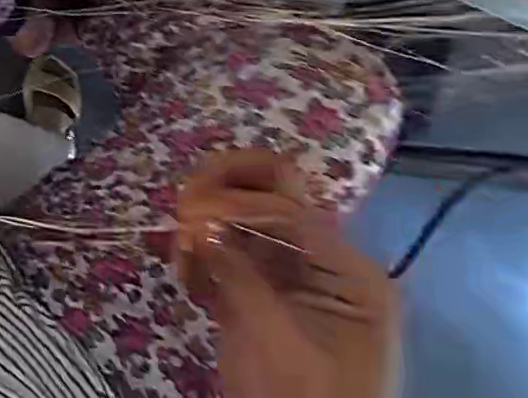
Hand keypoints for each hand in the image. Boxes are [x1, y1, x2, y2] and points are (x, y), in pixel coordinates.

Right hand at [174, 151, 398, 397]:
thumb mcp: (276, 340)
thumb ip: (240, 276)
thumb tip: (198, 224)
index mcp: (347, 271)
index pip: (286, 203)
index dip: (233, 200)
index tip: (189, 220)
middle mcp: (319, 258)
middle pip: (263, 188)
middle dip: (213, 192)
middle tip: (181, 216)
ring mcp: (285, 268)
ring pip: (231, 209)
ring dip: (196, 223)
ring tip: (181, 261)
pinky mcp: (253, 280)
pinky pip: (216, 240)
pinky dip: (192, 248)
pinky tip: (187, 279)